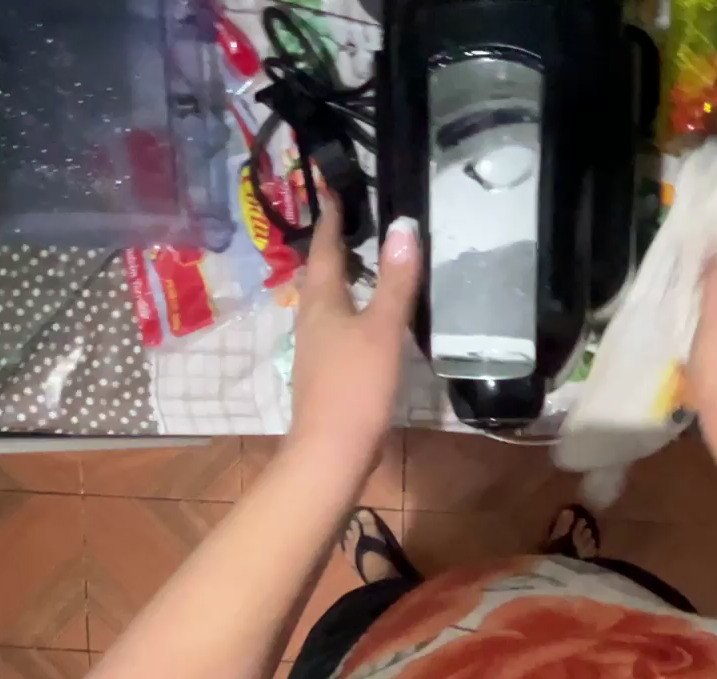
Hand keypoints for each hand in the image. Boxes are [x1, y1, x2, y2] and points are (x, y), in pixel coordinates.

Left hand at [286, 197, 421, 461]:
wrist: (332, 450)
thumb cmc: (355, 386)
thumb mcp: (382, 330)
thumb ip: (396, 281)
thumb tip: (404, 225)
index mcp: (321, 302)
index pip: (324, 248)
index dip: (331, 219)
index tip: (335, 191)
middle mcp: (312, 321)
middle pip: (321, 276)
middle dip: (335, 250)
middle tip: (357, 226)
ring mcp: (316, 350)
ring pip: (328, 305)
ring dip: (344, 283)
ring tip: (367, 268)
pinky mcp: (328, 375)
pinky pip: (338, 331)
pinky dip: (353, 315)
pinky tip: (370, 324)